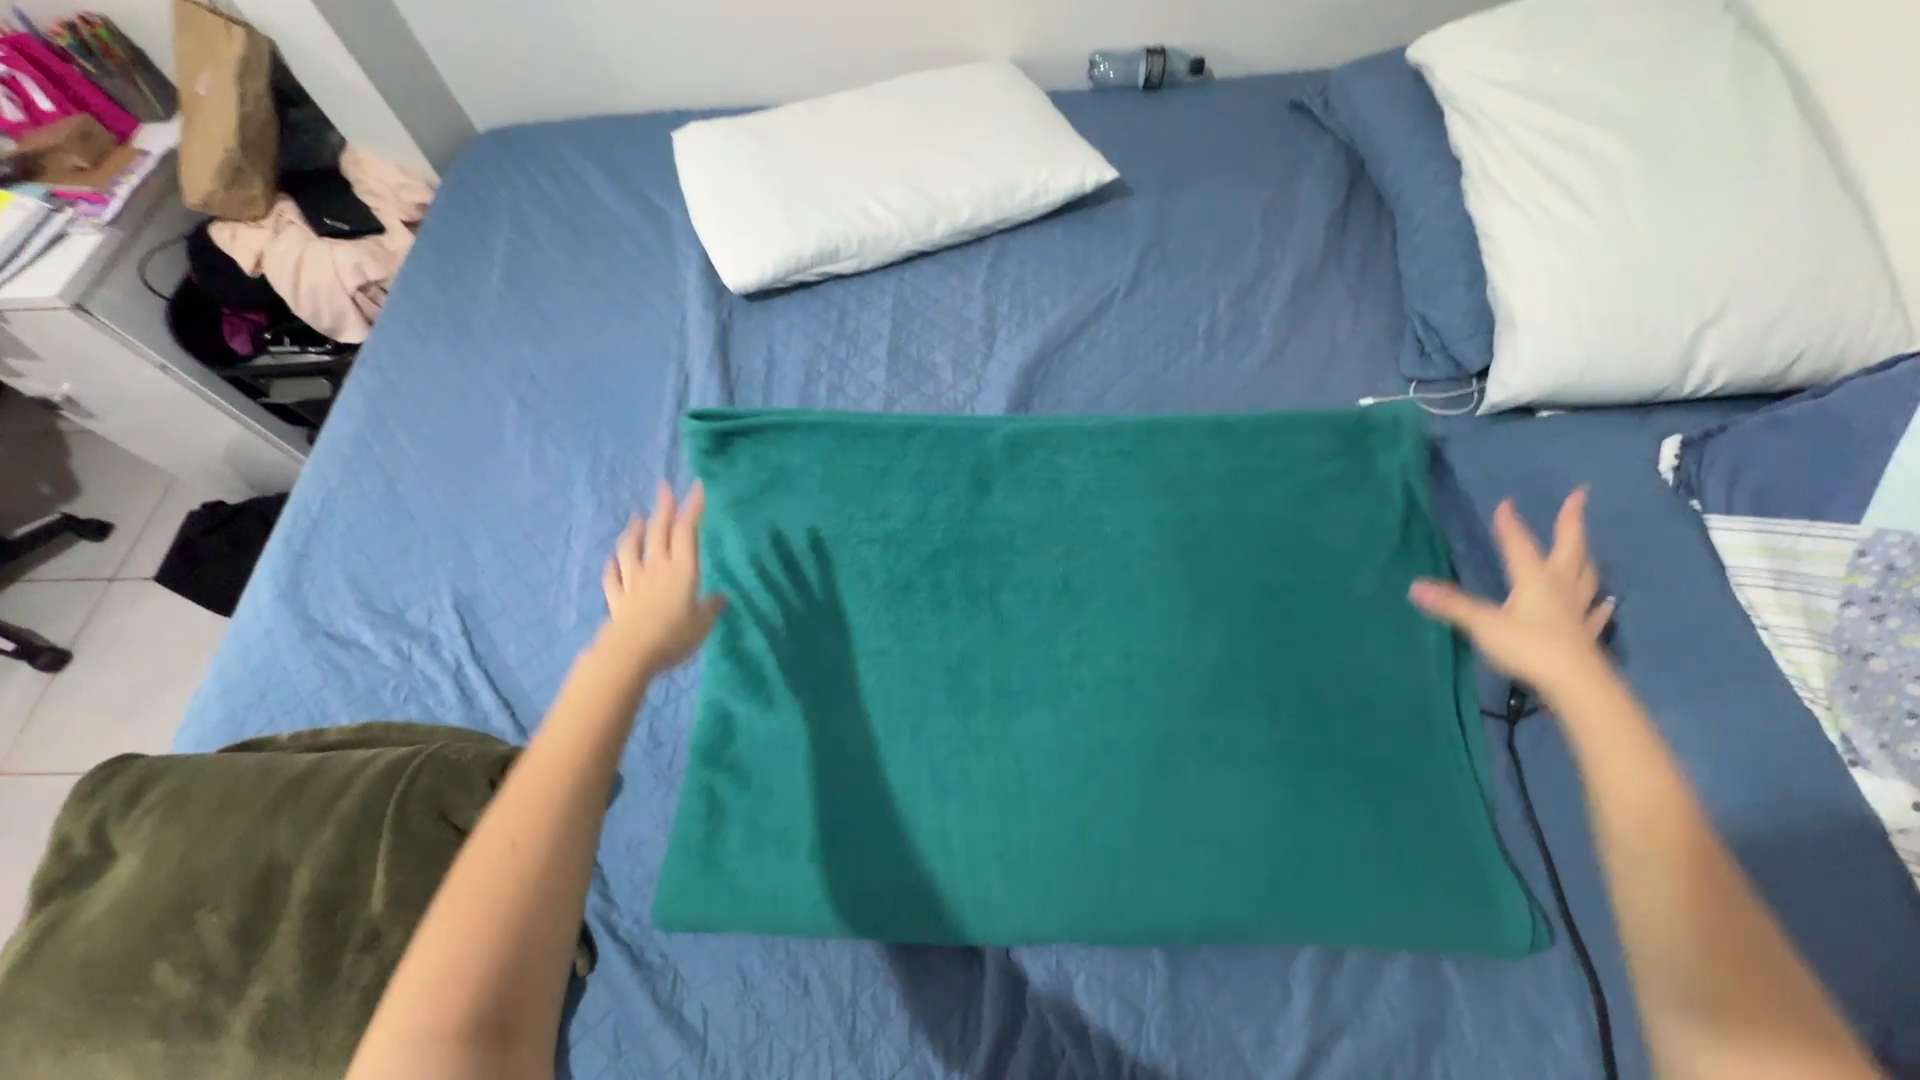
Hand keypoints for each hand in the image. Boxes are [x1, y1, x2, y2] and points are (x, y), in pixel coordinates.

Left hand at [599, 480, 726, 672]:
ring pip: (631, 548)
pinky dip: (613, 565)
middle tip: (664, 487)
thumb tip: (721, 598)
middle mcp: (656, 568)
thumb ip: (711, 608)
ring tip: (638, 518)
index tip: (697, 488)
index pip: (687, 531)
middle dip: (663, 507)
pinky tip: (613, 559)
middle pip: (659, 531)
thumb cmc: (673, 637)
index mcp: (682, 570)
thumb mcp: (702, 624)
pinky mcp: (617, 597)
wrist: (630, 653)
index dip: (692, 508)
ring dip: (635, 531)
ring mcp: (633, 580)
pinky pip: (613, 576)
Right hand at [1408, 488, 1615, 692]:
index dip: (1510, 524)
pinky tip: (1606, 603)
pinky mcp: (1586, 635)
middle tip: (1578, 497)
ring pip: (1586, 577)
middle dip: (1571, 522)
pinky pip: (1595, 614)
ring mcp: (1577, 611)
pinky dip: (1600, 606)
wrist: (1574, 683)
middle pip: (1569, 548)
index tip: (1507, 503)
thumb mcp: (1482, 624)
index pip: (1519, 545)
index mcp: (1534, 580)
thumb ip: (1451, 605)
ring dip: (1586, 559)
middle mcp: (1560, 587)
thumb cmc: (1528, 647)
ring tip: (1588, 549)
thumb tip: (1414, 586)